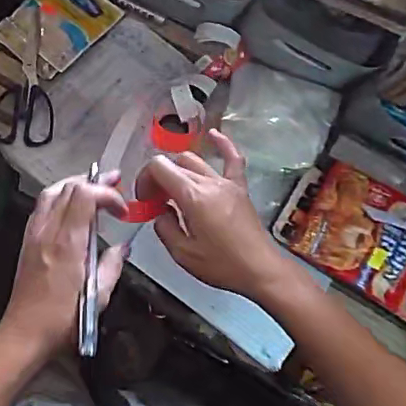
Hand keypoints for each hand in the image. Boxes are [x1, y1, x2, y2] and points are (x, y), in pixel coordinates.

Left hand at [0, 171, 129, 360]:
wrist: (24, 333)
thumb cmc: (63, 320)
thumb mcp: (98, 296)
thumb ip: (111, 266)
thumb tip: (121, 248)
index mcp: (67, 243)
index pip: (85, 196)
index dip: (107, 193)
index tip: (122, 209)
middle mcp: (48, 232)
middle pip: (68, 188)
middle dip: (94, 182)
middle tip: (113, 184)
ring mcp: (34, 234)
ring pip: (51, 193)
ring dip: (74, 186)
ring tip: (93, 188)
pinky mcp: (27, 241)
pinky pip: (42, 207)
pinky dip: (59, 198)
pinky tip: (71, 207)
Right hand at [145, 131, 293, 299]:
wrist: (260, 270)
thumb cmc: (221, 265)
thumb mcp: (182, 254)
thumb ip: (164, 228)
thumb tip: (161, 213)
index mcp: (193, 196)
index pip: (159, 167)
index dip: (145, 179)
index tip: (145, 201)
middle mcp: (209, 182)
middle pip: (175, 164)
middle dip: (159, 178)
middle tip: (156, 203)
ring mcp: (226, 182)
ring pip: (195, 161)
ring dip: (178, 170)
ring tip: (174, 191)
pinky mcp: (239, 188)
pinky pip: (232, 160)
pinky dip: (222, 145)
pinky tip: (213, 134)